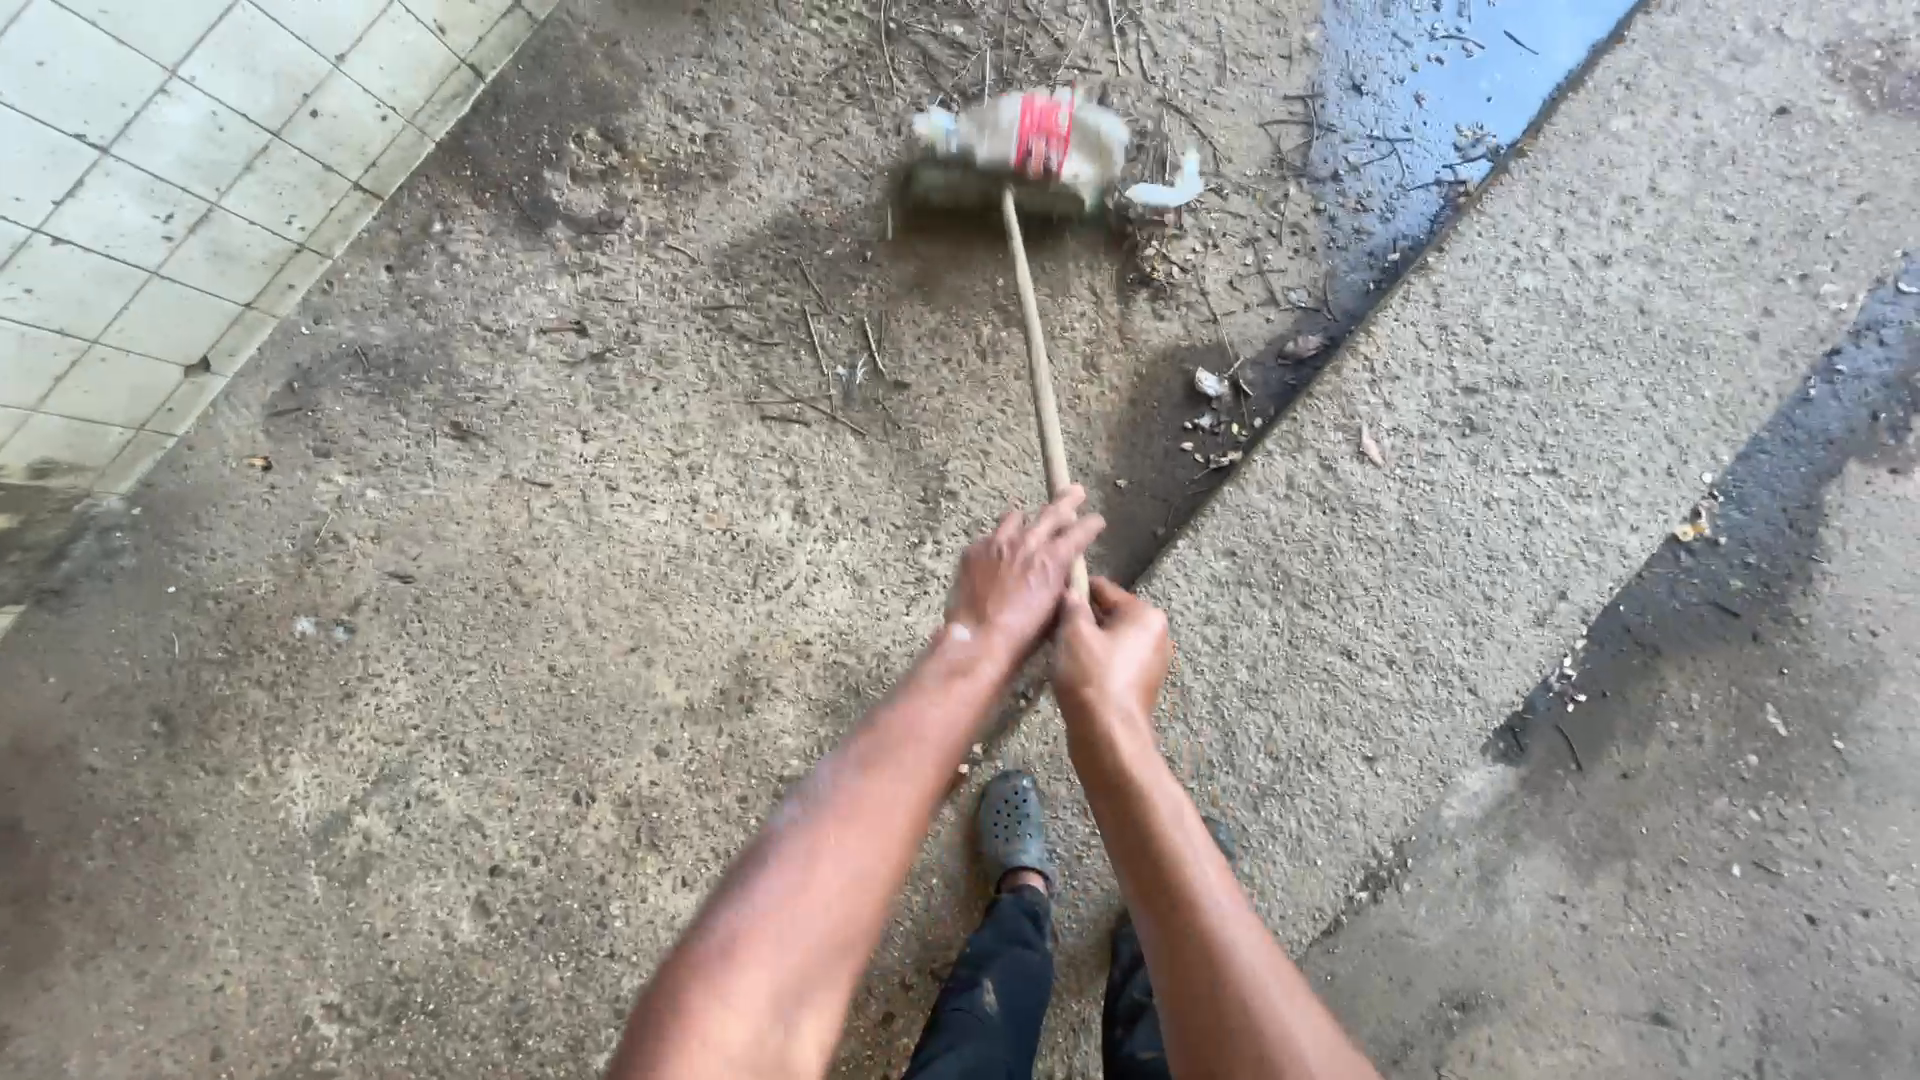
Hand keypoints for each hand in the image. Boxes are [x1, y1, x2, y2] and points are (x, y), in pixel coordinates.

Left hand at [945, 486, 1104, 659]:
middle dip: (1067, 500)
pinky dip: (998, 542)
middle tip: (1075, 491)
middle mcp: (1027, 544)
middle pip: (1051, 512)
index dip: (1091, 524)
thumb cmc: (1022, 634)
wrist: (979, 639)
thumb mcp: (1055, 608)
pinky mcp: (974, 550)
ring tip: (1025, 521)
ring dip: (1025, 519)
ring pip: (1015, 517)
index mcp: (1053, 560)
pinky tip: (996, 555)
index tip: (1097, 520)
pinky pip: (990, 537)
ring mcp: (997, 543)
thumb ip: (1061, 581)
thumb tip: (1063, 570)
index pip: (1079, 532)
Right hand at [1054, 577, 1171, 755]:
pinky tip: (1071, 670)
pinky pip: (1112, 661)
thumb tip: (1072, 588)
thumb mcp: (1074, 633)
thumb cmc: (1091, 677)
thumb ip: (1073, 604)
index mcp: (1145, 614)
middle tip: (1050, 627)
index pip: (1103, 588)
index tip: (1050, 597)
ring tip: (1057, 650)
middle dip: (1080, 618)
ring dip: (1084, 641)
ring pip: (1108, 639)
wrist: (1108, 736)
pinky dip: (1093, 661)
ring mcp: (1150, 662)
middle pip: (1108, 614)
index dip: (1074, 589)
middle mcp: (1155, 634)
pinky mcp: (1140, 684)